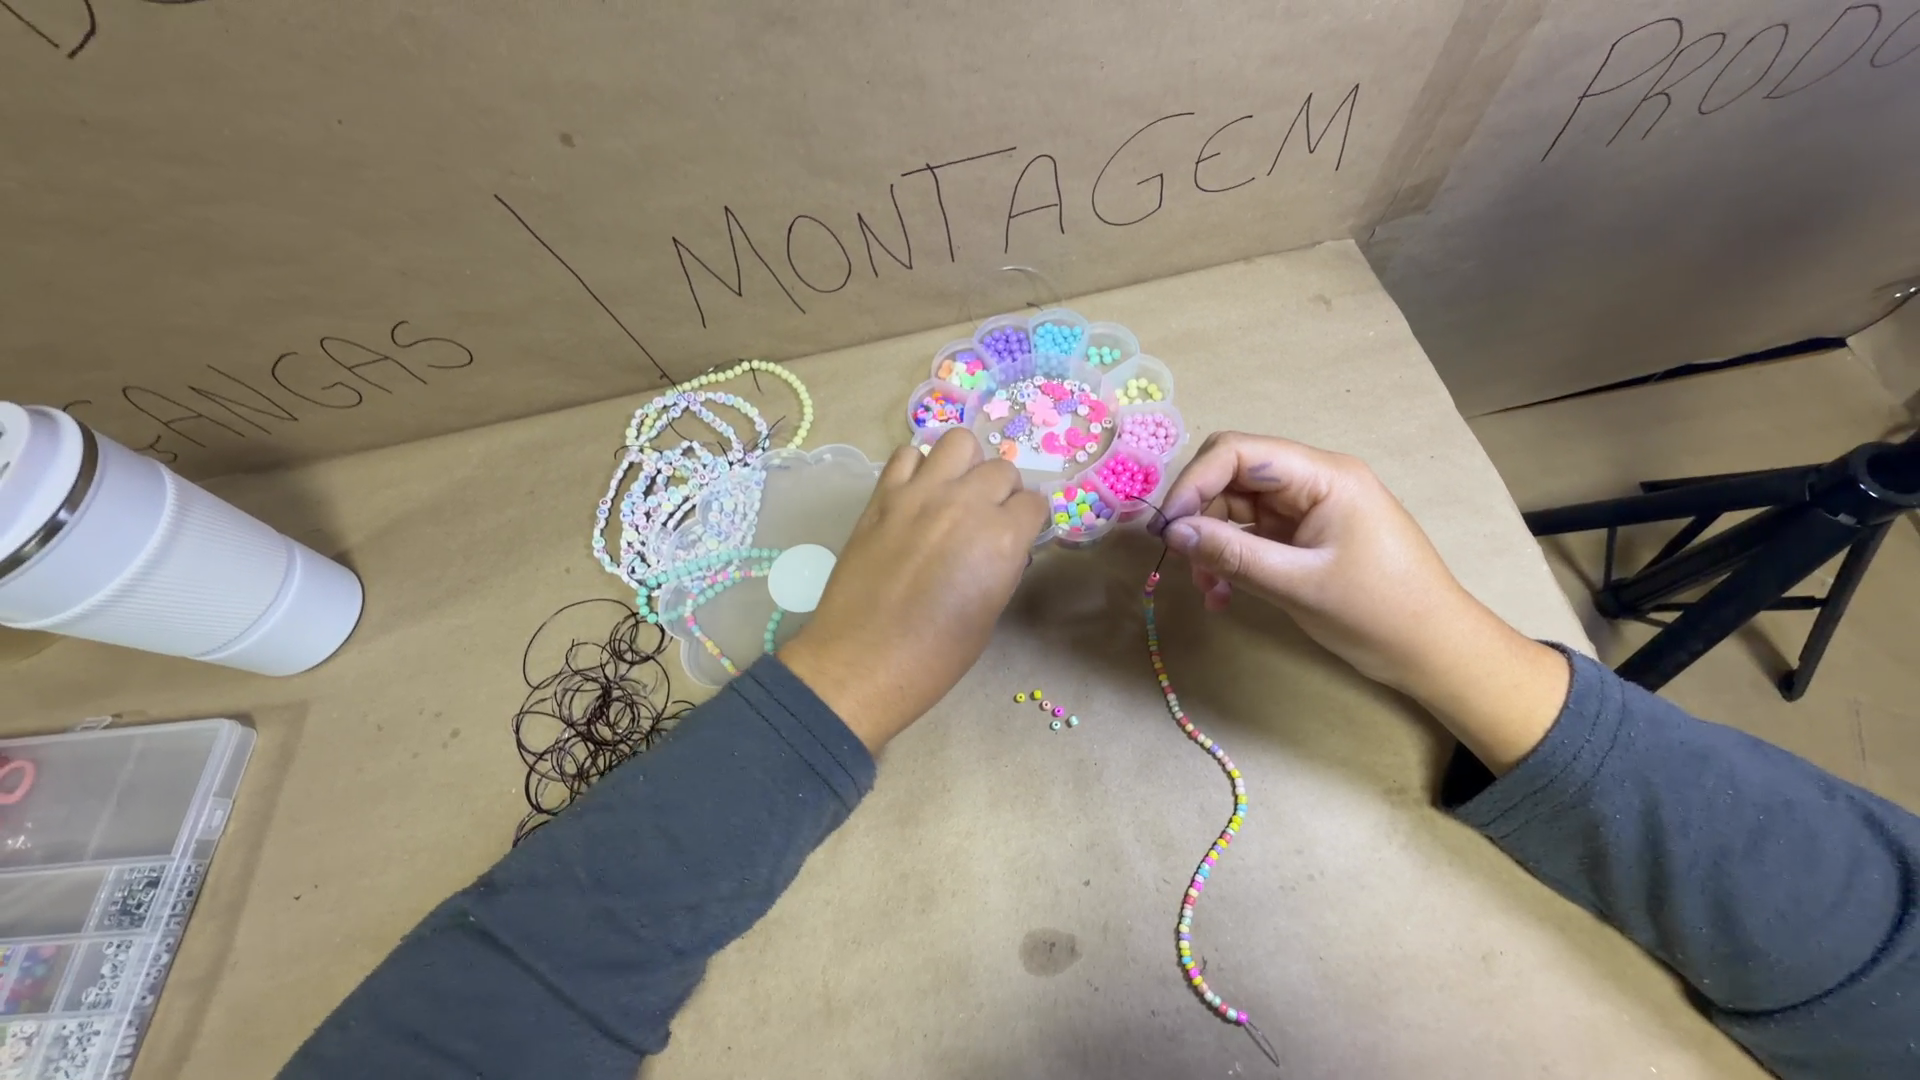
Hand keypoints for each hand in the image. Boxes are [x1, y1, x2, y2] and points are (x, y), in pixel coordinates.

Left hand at [780, 429, 1047, 752]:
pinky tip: (917, 494)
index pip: (1034, 502)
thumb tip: (1007, 545)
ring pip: (958, 442)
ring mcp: (920, 494)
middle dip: (1003, 492)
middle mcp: (965, 504)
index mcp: (1001, 538)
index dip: (1029, 520)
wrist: (863, 661)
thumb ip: (1004, 565)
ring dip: (965, 465)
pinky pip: (906, 455)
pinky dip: (918, 467)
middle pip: (1001, 469)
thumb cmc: (936, 655)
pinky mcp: (882, 496)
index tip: (1020, 534)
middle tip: (988, 517)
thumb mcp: (990, 613)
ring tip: (956, 492)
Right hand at [1156, 432, 1567, 772]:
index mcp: (1324, 476)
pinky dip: (1229, 560)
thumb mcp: (1299, 584)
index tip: (1168, 527)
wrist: (1434, 651)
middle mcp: (1312, 481)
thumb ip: (1232, 554)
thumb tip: (1172, 533)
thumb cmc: (1378, 613)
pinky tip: (1223, 594)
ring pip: (1234, 508)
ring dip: (1211, 545)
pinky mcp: (1302, 533)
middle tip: (1181, 559)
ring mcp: (1306, 507)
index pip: (1238, 451)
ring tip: (1209, 591)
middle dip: (1200, 515)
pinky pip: (1249, 534)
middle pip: (1231, 476)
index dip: (1194, 482)